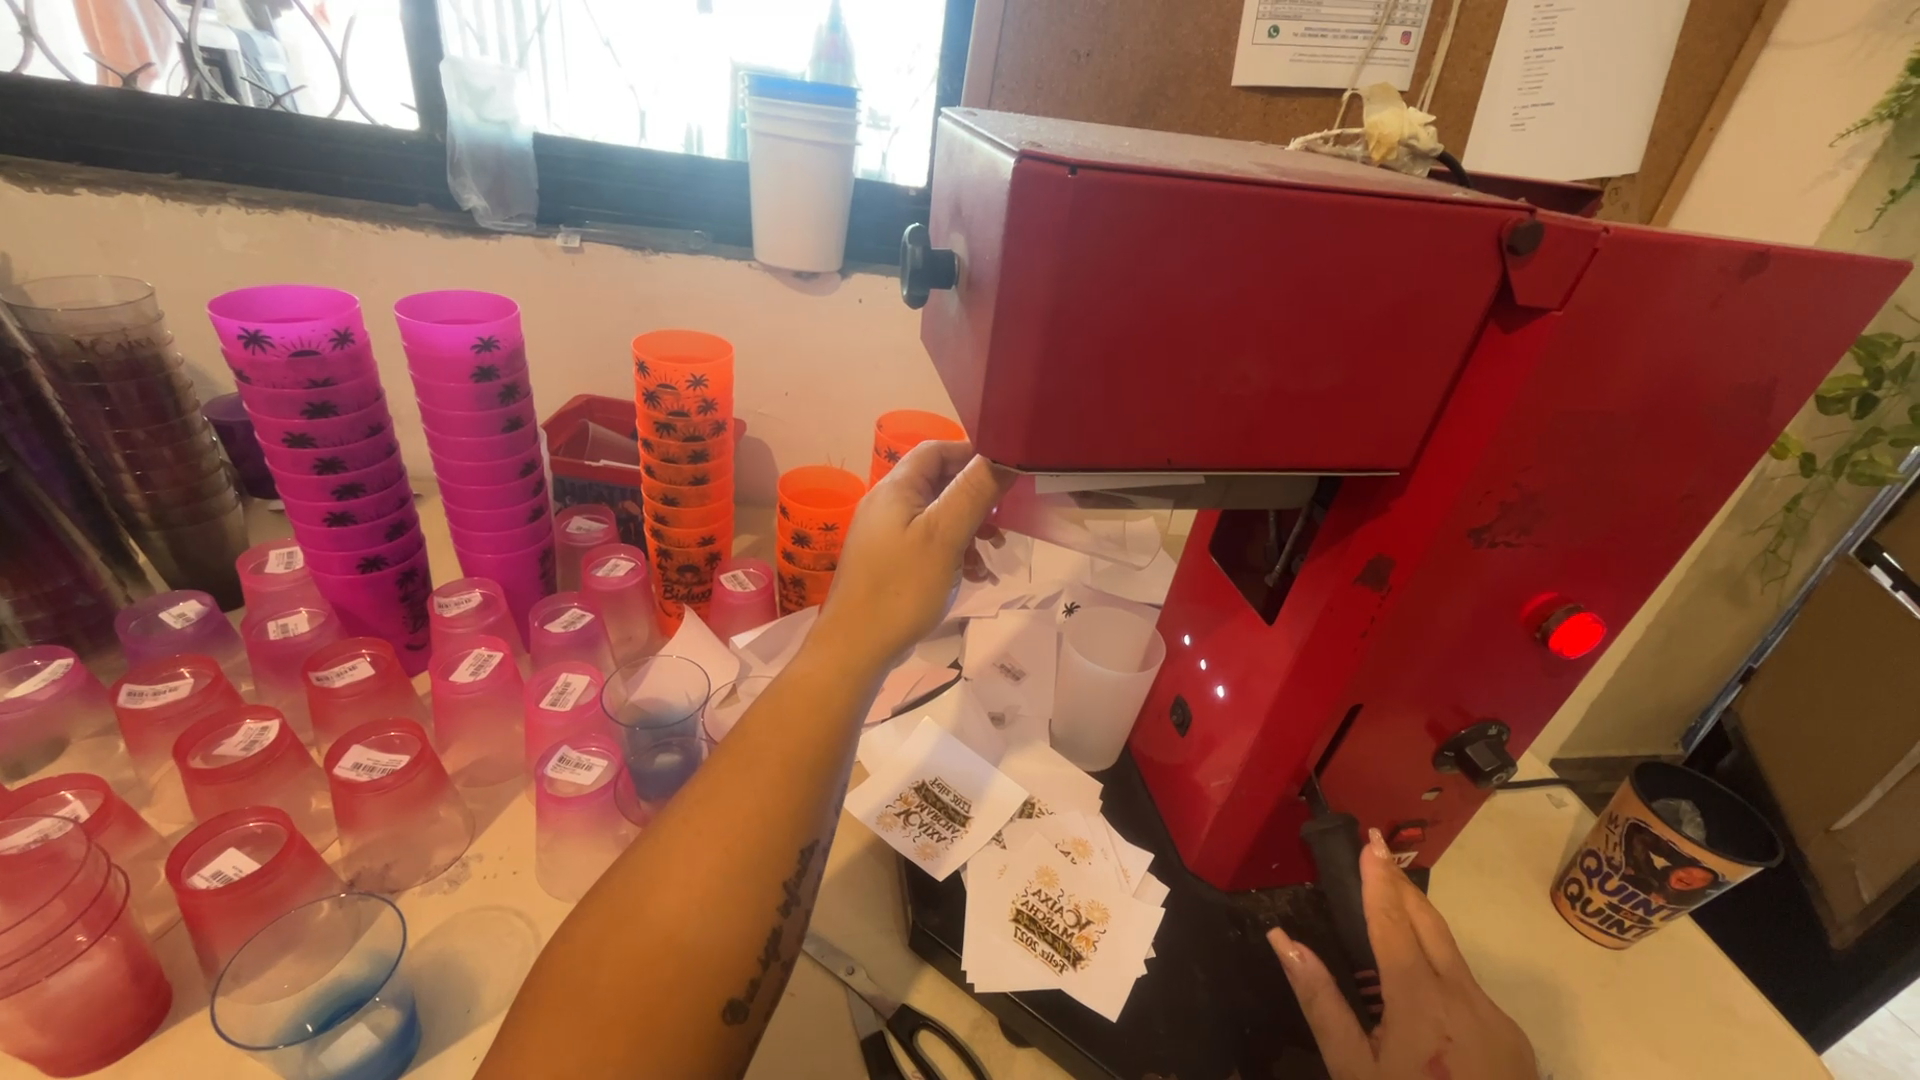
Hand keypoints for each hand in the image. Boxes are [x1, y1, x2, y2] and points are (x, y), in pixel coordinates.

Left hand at [814, 441, 1013, 668]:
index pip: (937, 450)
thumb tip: (1004, 456)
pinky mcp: (888, 562)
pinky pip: (928, 543)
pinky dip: (954, 552)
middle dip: (976, 498)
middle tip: (1003, 520)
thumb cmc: (901, 588)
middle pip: (939, 483)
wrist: (855, 647)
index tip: (1006, 473)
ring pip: (937, 516)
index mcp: (896, 488)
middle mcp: (887, 504)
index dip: (972, 454)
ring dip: (970, 528)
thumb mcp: (944, 536)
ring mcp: (885, 535)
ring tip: (994, 552)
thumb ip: (974, 491)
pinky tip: (973, 576)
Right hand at [1268, 830, 1536, 1079]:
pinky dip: (1440, 968)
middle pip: (1431, 925)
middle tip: (1377, 850)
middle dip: (1402, 885)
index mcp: (1421, 1000)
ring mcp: (1497, 1021)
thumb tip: (1282, 940)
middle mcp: (1466, 998)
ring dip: (1421, 923)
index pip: (1393, 921)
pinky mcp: (1515, 1043)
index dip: (1378, 878)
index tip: (1369, 839)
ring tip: (1390, 901)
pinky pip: (1469, 989)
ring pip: (1452, 956)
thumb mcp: (1354, 1070)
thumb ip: (1320, 1001)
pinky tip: (1419, 983)